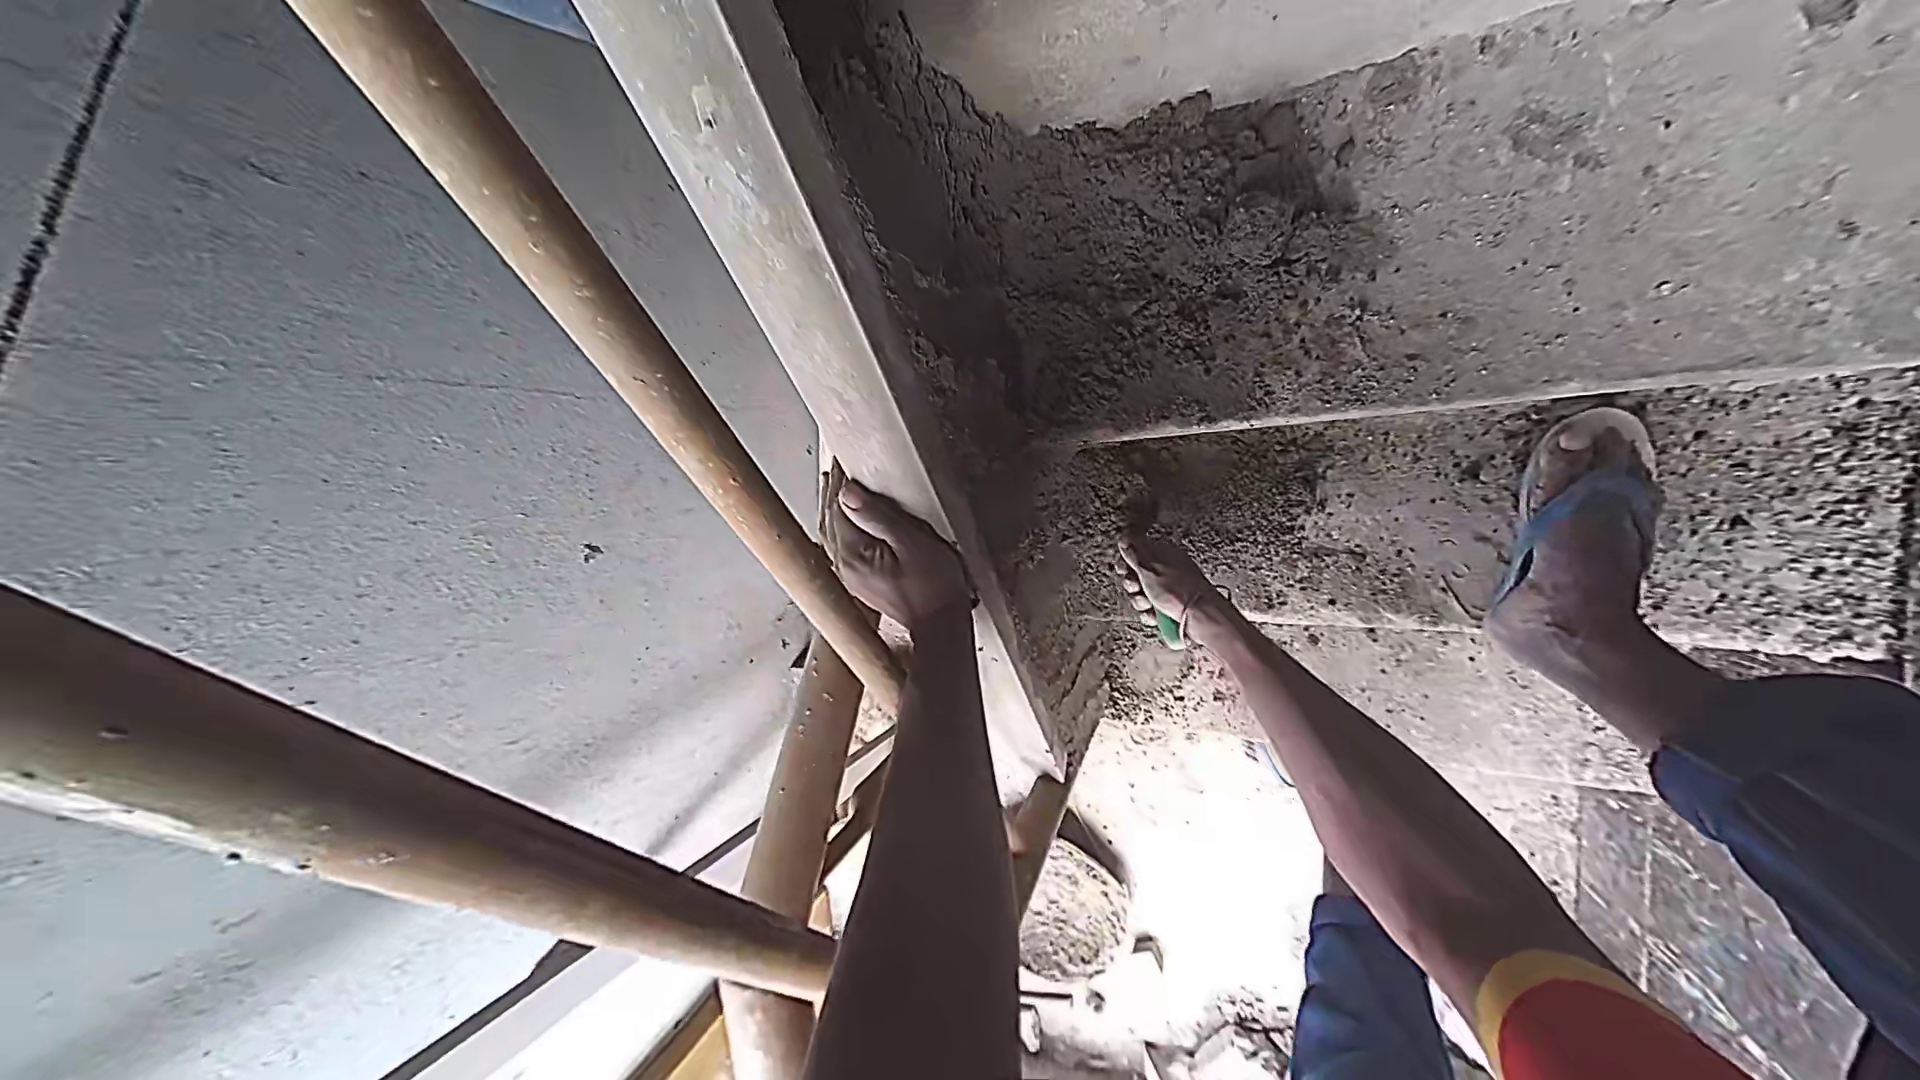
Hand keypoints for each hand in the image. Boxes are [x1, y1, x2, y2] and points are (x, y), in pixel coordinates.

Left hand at [829, 478, 970, 632]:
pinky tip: (851, 520)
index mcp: (852, 555)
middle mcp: (843, 566)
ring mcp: (850, 577)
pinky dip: (844, 527)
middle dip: (833, 494)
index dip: (840, 484)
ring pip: (834, 534)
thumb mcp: (913, 543)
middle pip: (831, 521)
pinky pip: (844, 546)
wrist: (941, 623)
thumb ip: (879, 517)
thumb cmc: (935, 585)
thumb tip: (847, 492)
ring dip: (837, 510)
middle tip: (835, 467)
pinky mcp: (861, 582)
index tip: (842, 462)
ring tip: (839, 487)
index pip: (838, 509)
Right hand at [1117, 531, 1231, 643]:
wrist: (1198, 617)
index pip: (1138, 552)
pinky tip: (1155, 614)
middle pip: (1138, 575)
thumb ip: (1134, 552)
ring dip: (1141, 601)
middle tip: (1138, 588)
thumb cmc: (1178, 590)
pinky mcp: (1172, 606)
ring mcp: (1171, 589)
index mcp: (1165, 553)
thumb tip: (1124, 537)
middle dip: (1133, 585)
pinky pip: (1153, 609)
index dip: (1127, 562)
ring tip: (1149, 604)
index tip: (1125, 570)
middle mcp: (1169, 569)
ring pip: (1143, 594)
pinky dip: (1151, 613)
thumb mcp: (1149, 567)